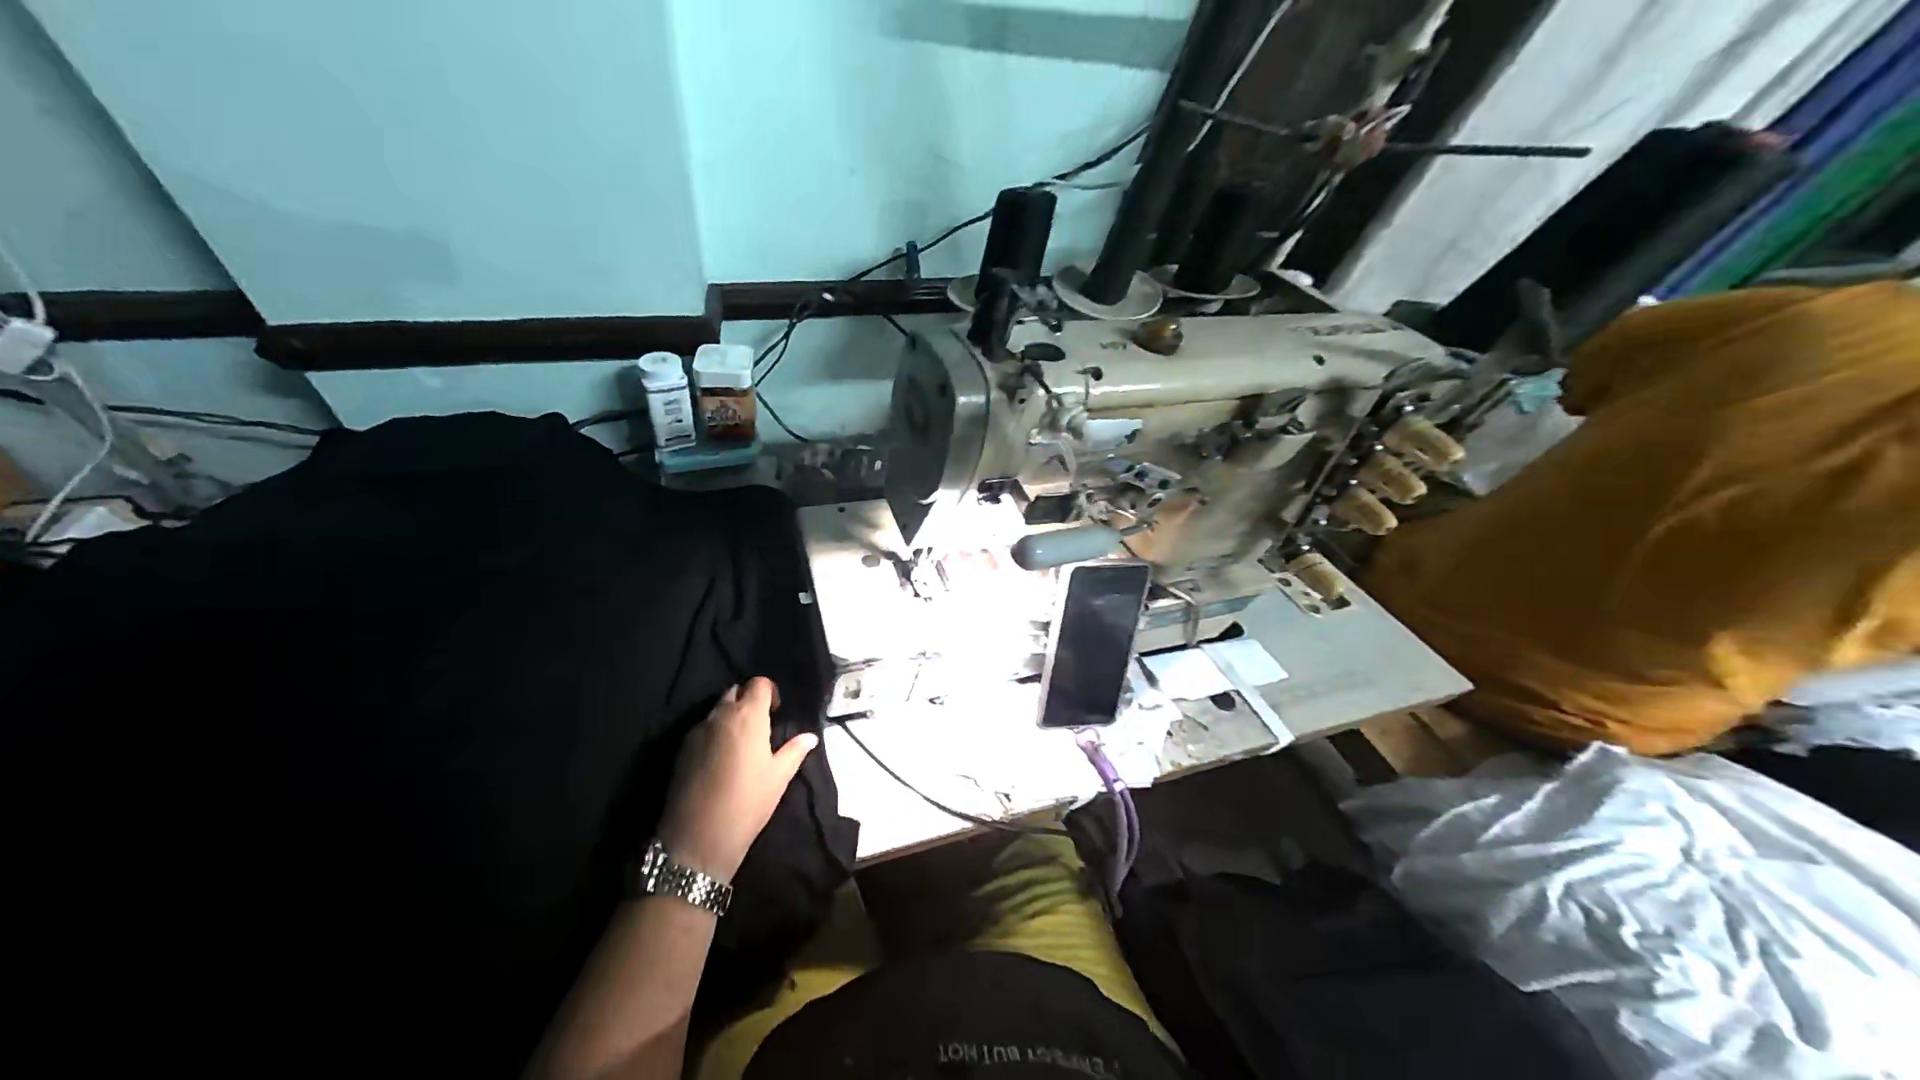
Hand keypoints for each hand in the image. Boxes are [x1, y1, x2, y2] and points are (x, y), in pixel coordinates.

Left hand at [657, 678, 817, 883]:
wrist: (697, 839)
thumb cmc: (747, 803)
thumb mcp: (778, 777)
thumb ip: (794, 751)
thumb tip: (810, 737)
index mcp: (747, 716)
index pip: (759, 684)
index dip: (770, 691)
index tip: (776, 711)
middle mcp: (719, 716)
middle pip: (734, 692)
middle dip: (748, 701)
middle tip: (760, 725)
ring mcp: (696, 732)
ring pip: (716, 711)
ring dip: (730, 717)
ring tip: (741, 744)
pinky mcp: (681, 750)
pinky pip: (702, 729)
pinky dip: (714, 734)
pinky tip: (721, 759)